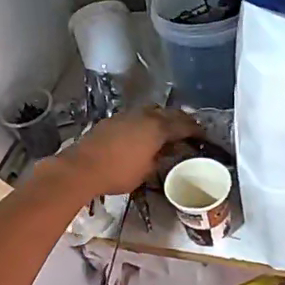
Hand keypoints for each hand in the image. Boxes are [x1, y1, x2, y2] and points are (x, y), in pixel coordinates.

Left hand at [41, 106, 199, 199]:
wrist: (82, 167)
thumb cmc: (118, 173)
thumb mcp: (146, 171)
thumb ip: (160, 158)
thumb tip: (167, 153)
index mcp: (157, 128)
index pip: (183, 124)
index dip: (195, 130)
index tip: (203, 136)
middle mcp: (144, 115)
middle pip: (168, 112)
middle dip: (180, 120)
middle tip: (188, 130)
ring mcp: (127, 115)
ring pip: (151, 111)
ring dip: (162, 118)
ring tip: (166, 130)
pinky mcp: (113, 120)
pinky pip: (136, 116)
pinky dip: (145, 121)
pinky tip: (143, 133)